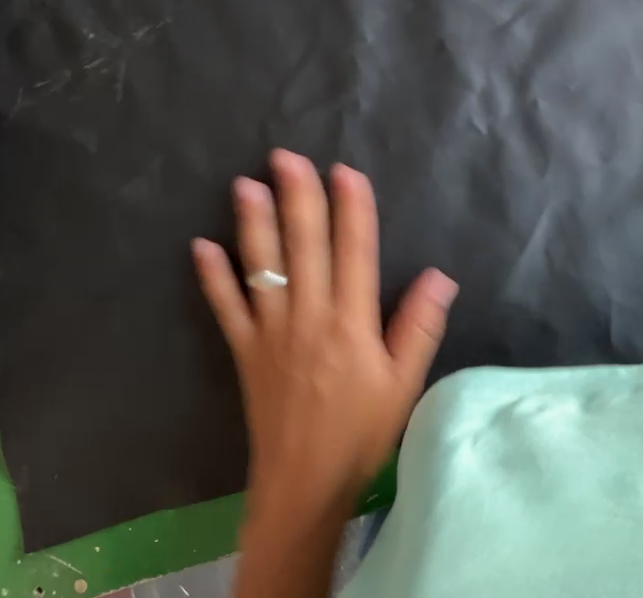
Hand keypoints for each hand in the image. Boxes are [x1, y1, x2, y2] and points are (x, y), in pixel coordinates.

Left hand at [192, 149, 457, 520]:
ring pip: (261, 265)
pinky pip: (226, 307)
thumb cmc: (363, 433)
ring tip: (245, 183)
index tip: (345, 170)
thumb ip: (420, 326)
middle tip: (286, 156)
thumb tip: (440, 275)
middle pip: (303, 245)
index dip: (351, 208)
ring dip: (253, 223)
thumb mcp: (405, 383)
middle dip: (297, 197)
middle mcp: (309, 315)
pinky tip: (202, 246)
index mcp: (351, 321)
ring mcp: (271, 331)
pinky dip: (213, 277)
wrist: (304, 486)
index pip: (354, 251)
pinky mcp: (244, 352)